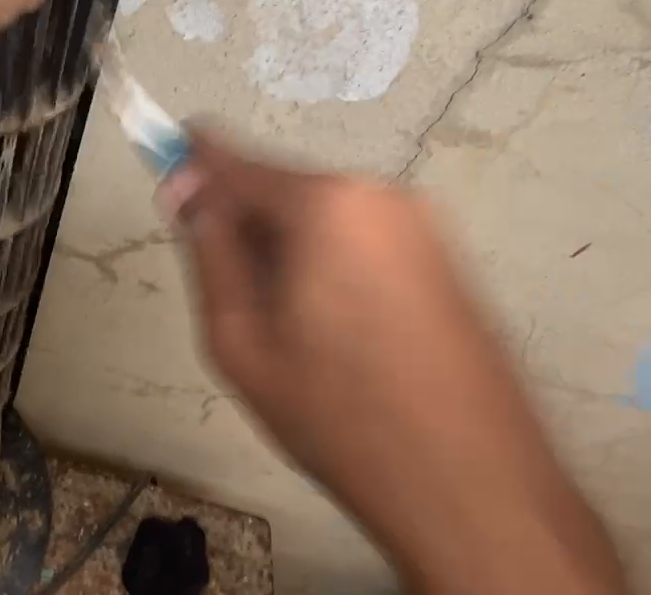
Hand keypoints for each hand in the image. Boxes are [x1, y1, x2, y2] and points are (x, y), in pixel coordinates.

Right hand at [161, 130, 625, 594]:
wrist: (477, 493)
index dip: (188, 173)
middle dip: (244, 227)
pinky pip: (358, 236)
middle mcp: (377, 193)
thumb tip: (184, 188)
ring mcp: (422, 222)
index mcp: (323, 203)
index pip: (228, 157)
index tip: (172, 210)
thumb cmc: (338, 414)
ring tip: (291, 328)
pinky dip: (329, 263)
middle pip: (276, 186)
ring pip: (317, 214)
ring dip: (286, 249)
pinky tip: (337, 332)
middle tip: (239, 303)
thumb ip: (206, 247)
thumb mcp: (237, 335)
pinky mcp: (446, 255)